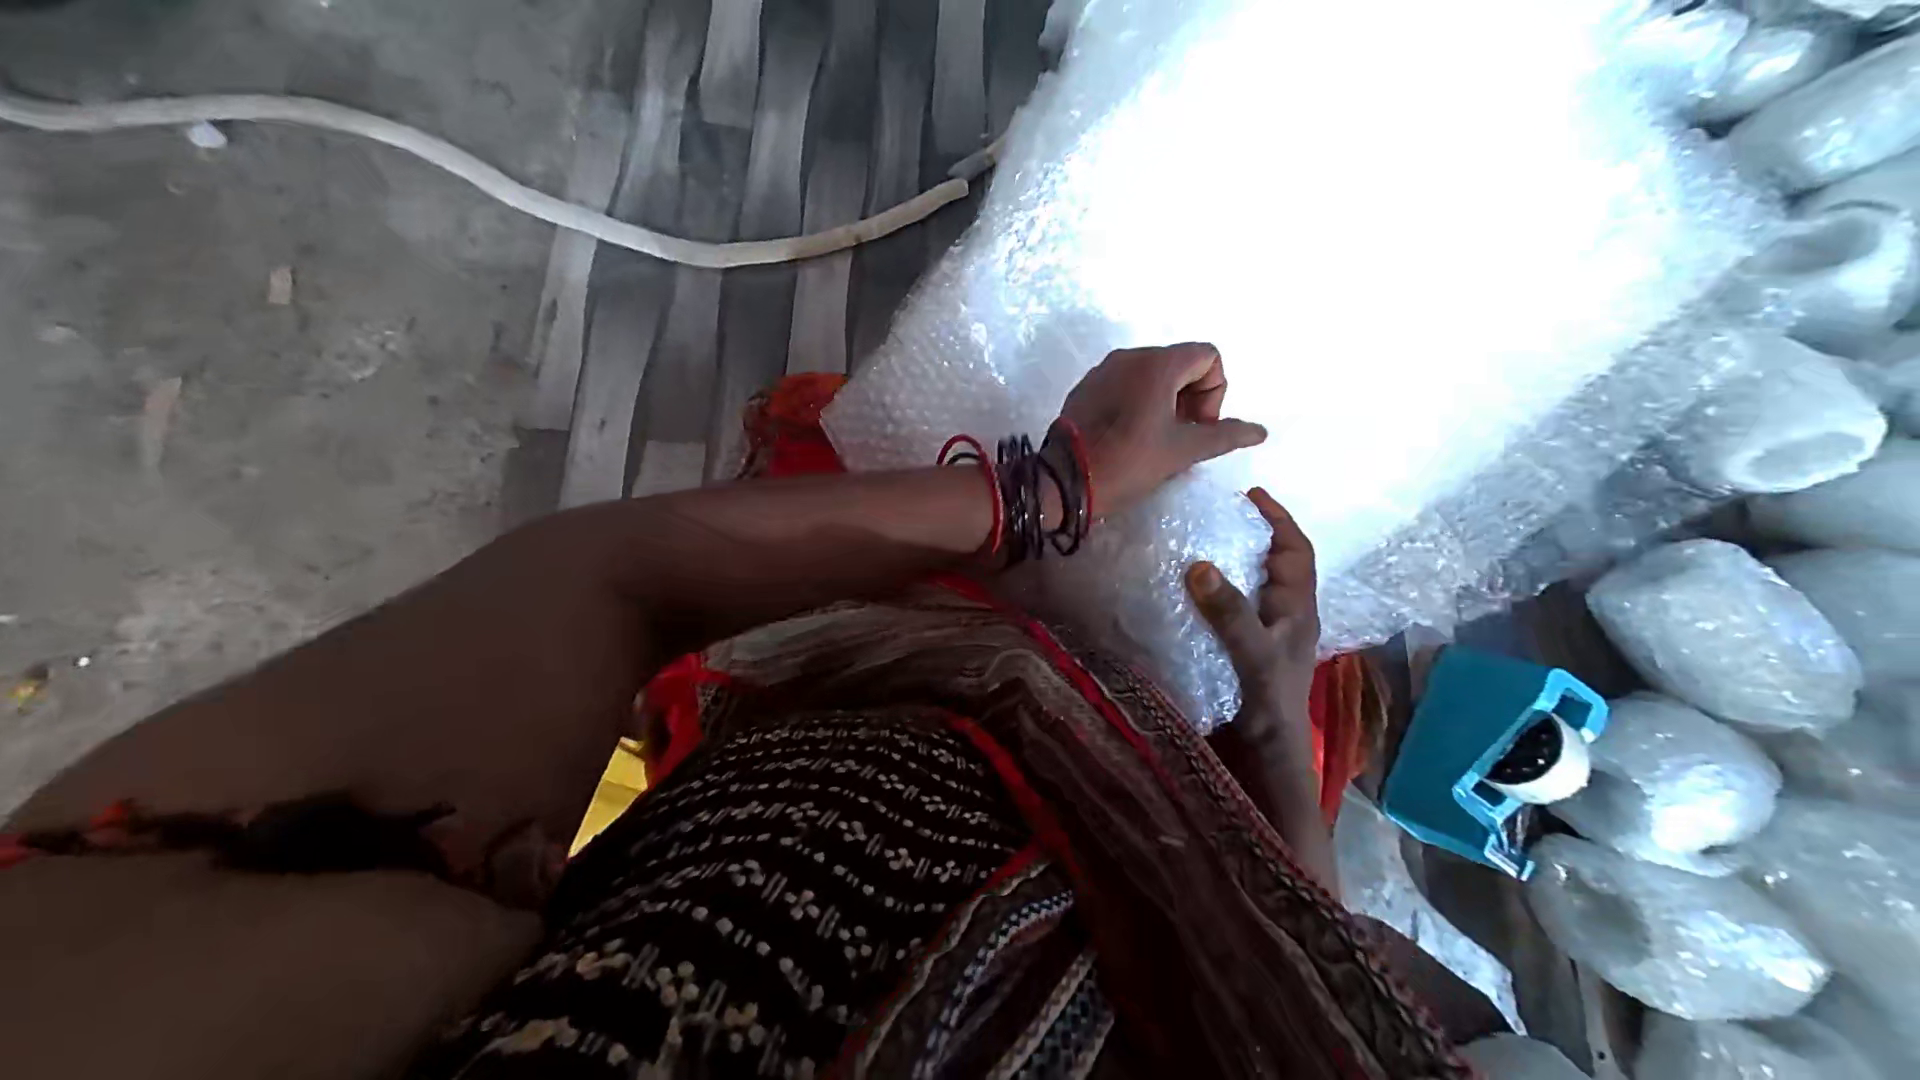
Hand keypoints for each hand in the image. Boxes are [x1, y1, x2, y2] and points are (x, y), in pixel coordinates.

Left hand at [1059, 343, 1265, 516]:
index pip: (1208, 356)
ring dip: (1166, 401)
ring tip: (1156, 440)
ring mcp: (1102, 370)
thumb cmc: (1126, 464)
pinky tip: (1130, 436)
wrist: (1062, 482)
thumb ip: (1224, 436)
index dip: (1214, 391)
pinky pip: (1125, 384)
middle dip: (1191, 397)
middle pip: (1180, 363)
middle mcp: (1128, 356)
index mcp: (1156, 364)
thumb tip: (1260, 431)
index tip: (1198, 426)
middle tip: (1181, 436)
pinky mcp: (1085, 388)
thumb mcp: (1181, 452)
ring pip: (1151, 374)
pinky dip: (1139, 402)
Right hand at [1185, 487, 1318, 716]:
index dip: (1279, 519)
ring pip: (1252, 585)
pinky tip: (1185, 593)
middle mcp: (1283, 617)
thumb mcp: (1252, 654)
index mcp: (1296, 610)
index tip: (1252, 495)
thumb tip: (1199, 564)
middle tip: (1217, 516)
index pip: (1296, 552)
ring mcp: (1263, 635)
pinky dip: (1213, 592)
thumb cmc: (1265, 703)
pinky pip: (1231, 607)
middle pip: (1275, 564)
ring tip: (1197, 544)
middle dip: (1253, 535)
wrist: (1263, 756)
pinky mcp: (1241, 650)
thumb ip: (1230, 611)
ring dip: (1231, 562)